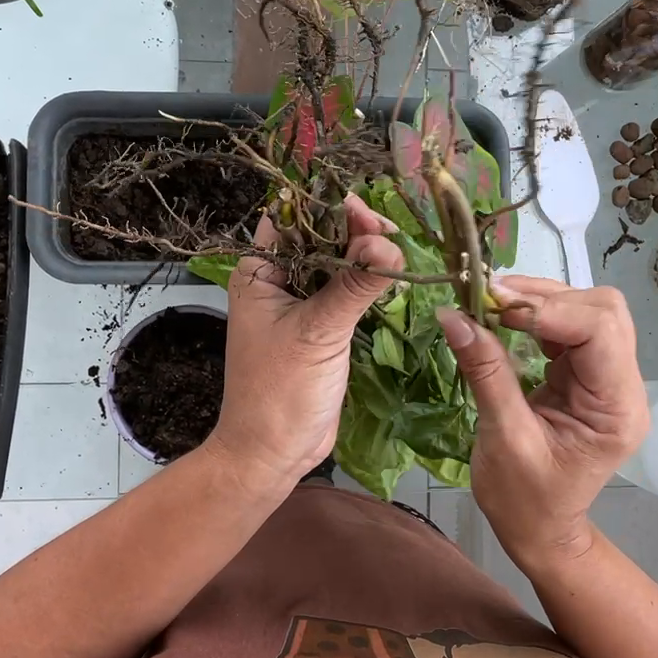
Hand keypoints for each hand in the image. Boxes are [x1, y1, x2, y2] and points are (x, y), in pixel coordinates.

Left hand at [205, 196, 404, 486]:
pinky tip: (394, 273)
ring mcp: (302, 304)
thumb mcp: (317, 332)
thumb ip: (354, 285)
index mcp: (259, 273)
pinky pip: (347, 290)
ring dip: (365, 253)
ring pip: (337, 263)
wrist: (272, 452)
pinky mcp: (323, 327)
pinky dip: (368, 281)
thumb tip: (388, 244)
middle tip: (389, 229)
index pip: (290, 218)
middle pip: (319, 237)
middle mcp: (278, 281)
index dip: (324, 205)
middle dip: (353, 228)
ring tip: (397, 247)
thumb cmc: (279, 391)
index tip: (362, 205)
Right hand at [436, 277, 649, 565]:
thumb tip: (453, 316)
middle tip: (489, 300)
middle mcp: (623, 387)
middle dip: (546, 298)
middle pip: (602, 311)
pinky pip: (569, 327)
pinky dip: (536, 315)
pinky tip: (504, 318)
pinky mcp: (584, 375)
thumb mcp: (502, 437)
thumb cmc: (524, 498)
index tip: (494, 307)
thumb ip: (486, 372)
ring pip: (587, 311)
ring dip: (539, 300)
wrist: (538, 529)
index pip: (600, 332)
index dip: (549, 310)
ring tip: (489, 303)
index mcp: (617, 409)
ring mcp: (606, 379)